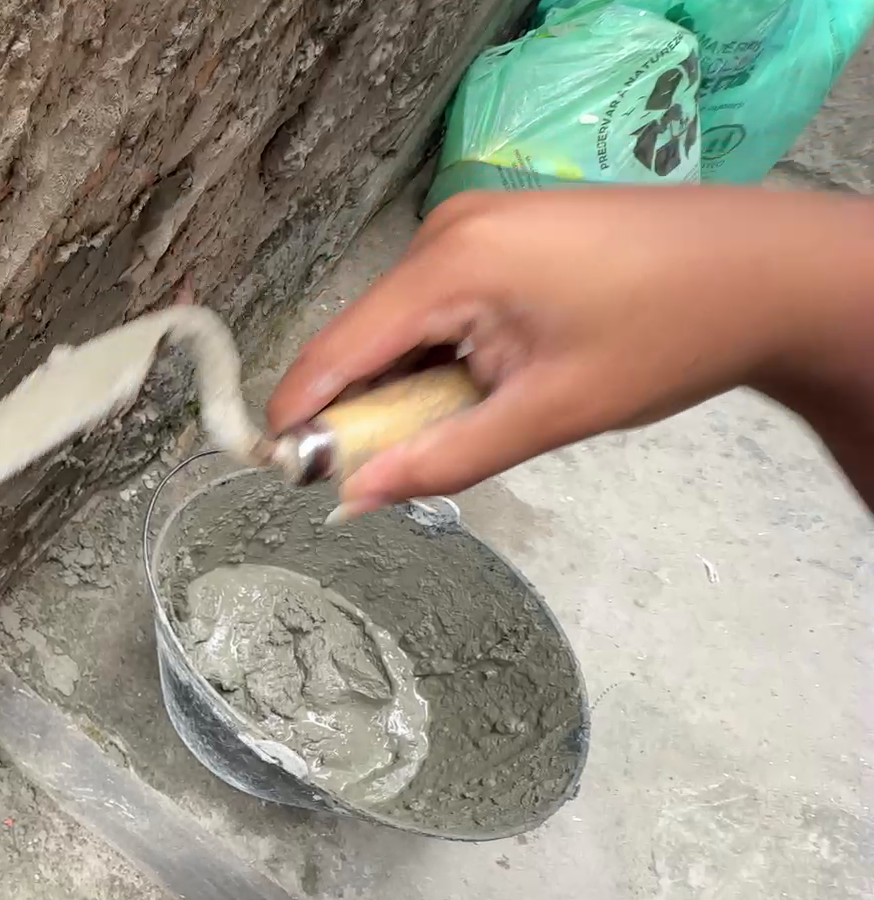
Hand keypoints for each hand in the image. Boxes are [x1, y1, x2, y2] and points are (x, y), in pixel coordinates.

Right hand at [266, 187, 873, 515]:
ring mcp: (461, 228)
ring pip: (385, 328)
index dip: (296, 415)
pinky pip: (419, 309)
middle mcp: (440, 234)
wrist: (787, 271)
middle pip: (355, 340)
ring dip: (392, 382)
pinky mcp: (481, 235)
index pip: (334, 353)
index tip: (280, 469)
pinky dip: (422, 356)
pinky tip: (463, 378)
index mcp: (450, 265)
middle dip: (353, 405)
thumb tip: (349, 501)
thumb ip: (439, 461)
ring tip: (443, 417)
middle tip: (374, 459)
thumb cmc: (673, 338)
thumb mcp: (550, 414)